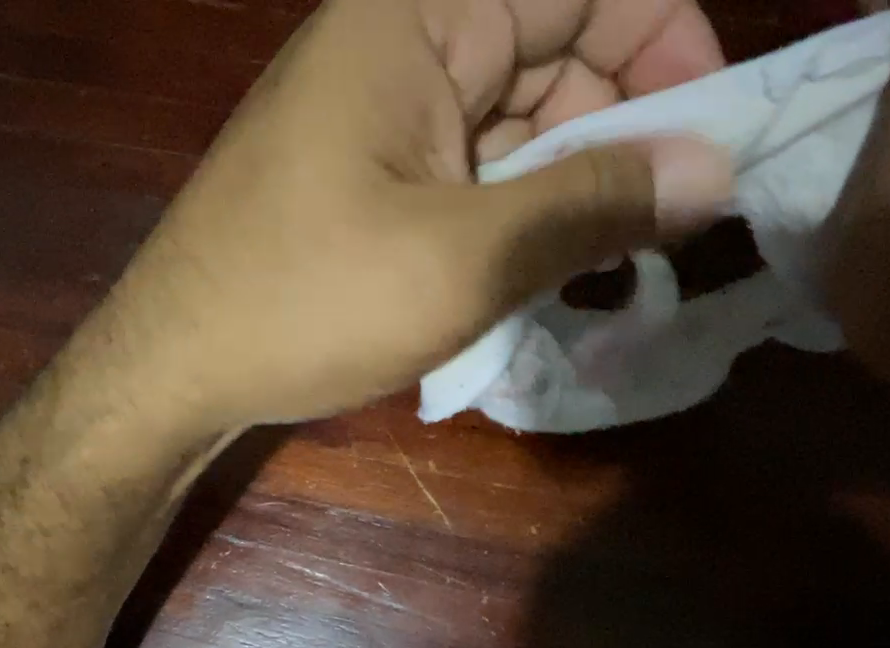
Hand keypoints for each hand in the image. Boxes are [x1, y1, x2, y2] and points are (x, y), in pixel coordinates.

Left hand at [76, 0, 734, 433]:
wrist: (175, 369)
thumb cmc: (305, 303)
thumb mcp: (462, 258)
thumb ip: (592, 205)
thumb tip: (714, 172)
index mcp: (418, 15)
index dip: (667, 42)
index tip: (711, 136)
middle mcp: (401, 46)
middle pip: (555, 54)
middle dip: (623, 134)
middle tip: (670, 230)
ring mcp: (380, 119)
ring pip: (516, 126)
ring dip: (573, 191)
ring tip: (618, 270)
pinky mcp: (367, 181)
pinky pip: (470, 176)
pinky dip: (518, 219)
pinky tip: (553, 277)